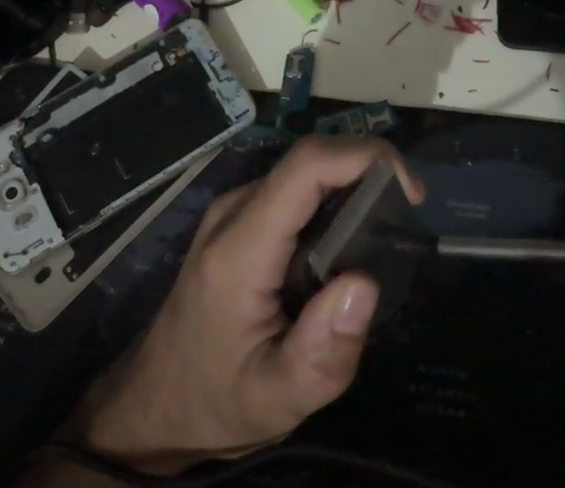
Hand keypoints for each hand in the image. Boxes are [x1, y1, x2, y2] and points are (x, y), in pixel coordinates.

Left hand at [65, 137, 424, 476]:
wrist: (155, 405)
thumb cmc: (215, 402)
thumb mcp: (278, 399)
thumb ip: (322, 352)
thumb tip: (364, 284)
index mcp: (240, 249)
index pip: (305, 168)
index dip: (365, 159)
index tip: (410, 194)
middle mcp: (233, 215)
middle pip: (309, 163)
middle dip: (369, 174)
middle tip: (406, 223)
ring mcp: (232, 215)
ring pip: (303, 175)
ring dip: (353, 189)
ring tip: (385, 240)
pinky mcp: (237, 224)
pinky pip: (293, 194)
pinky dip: (333, 204)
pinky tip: (349, 250)